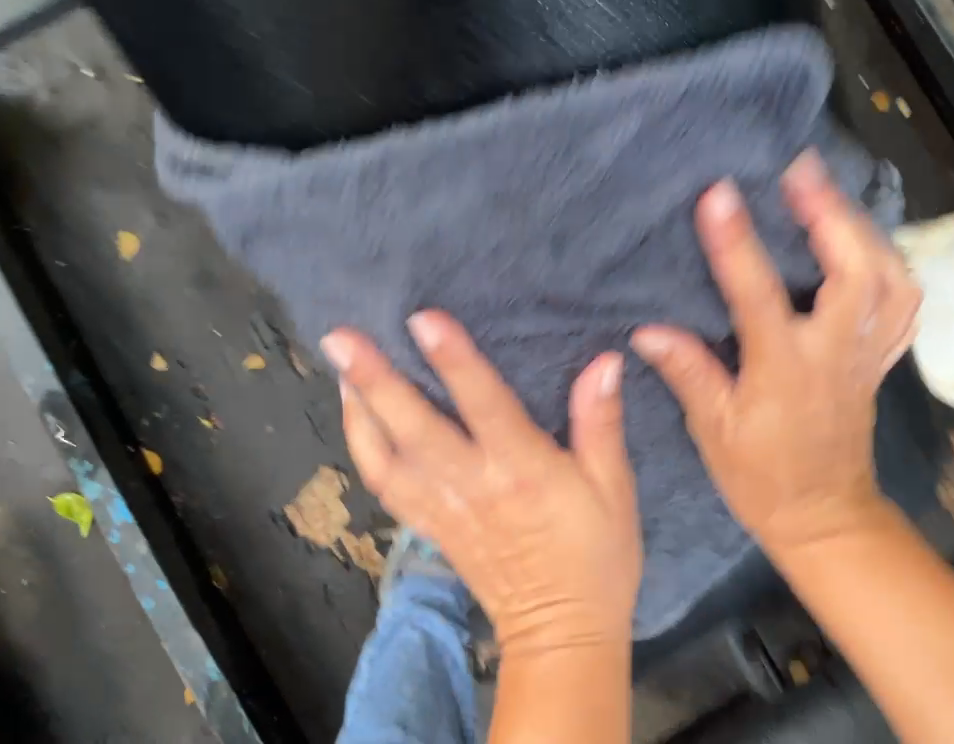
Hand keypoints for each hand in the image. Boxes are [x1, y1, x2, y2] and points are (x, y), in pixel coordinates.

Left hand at [323, 312, 641, 654]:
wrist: (562, 634)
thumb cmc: (596, 556)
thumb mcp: (614, 488)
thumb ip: (601, 422)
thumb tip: (604, 361)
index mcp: (522, 470)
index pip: (483, 405)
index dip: (453, 361)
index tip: (422, 319)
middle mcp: (472, 484)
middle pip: (414, 428)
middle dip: (374, 380)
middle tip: (340, 336)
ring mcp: (442, 507)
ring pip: (385, 457)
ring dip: (357, 409)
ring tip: (339, 363)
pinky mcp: (428, 525)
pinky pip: (384, 484)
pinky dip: (362, 446)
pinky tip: (354, 414)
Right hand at [631, 149, 920, 556]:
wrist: (826, 516)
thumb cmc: (761, 477)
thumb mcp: (713, 430)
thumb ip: (688, 372)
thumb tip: (647, 329)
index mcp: (785, 368)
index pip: (759, 295)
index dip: (737, 241)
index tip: (719, 193)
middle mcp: (836, 353)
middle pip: (858, 273)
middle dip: (831, 214)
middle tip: (801, 169)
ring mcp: (867, 354)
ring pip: (891, 280)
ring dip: (863, 229)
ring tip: (828, 193)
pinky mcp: (880, 358)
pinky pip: (903, 302)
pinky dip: (890, 261)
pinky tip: (864, 241)